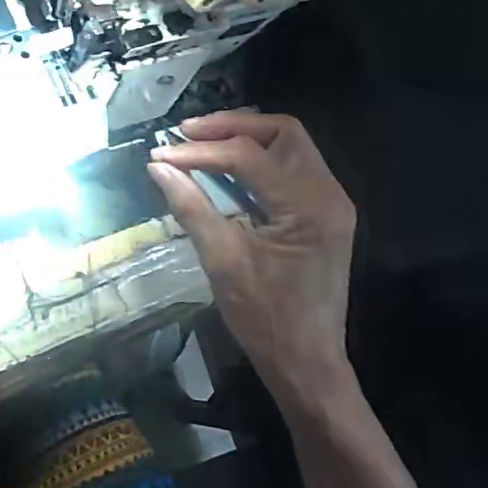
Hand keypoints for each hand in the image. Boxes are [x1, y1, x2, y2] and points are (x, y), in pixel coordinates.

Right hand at [145, 111, 356, 395]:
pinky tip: (225, 165)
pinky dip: (257, 156)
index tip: (161, 154)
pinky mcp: (322, 212)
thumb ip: (190, 205)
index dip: (200, 151)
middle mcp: (329, 195)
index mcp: (308, 207)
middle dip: (231, 126)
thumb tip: (156, 166)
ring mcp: (330, 203)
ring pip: (289, 144)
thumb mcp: (220, 259)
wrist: (305, 361)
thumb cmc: (264, 316)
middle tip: (187, 133)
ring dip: (244, 136)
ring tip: (200, 143)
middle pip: (283, 132)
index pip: (249, 157)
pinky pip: (291, 165)